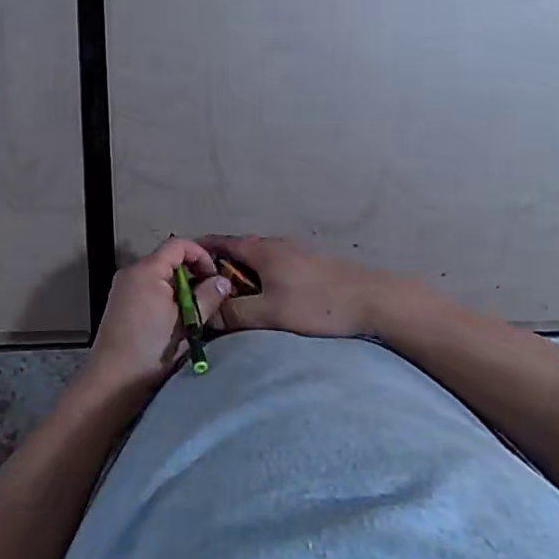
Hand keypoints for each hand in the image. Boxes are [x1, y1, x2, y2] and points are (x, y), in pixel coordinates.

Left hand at [86, 237, 229, 392]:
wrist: (113, 379)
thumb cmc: (151, 349)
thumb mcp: (187, 322)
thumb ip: (208, 297)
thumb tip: (223, 281)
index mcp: (147, 270)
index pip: (178, 244)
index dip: (201, 255)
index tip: (214, 277)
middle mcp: (131, 272)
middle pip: (168, 259)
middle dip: (191, 274)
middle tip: (209, 296)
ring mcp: (122, 286)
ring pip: (158, 275)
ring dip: (179, 288)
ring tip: (193, 311)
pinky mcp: (119, 302)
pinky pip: (147, 287)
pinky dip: (164, 296)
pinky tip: (173, 319)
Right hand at [200, 235, 445, 339]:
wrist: (377, 301)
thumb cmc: (319, 304)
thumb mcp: (270, 314)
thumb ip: (234, 314)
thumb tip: (206, 316)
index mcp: (260, 249)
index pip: (218, 242)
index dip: (197, 252)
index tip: (181, 267)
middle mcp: (275, 245)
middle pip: (236, 252)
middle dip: (217, 271)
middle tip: (204, 294)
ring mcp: (295, 254)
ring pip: (256, 263)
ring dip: (240, 279)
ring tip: (232, 303)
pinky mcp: (311, 267)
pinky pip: (273, 270)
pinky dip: (259, 282)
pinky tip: (265, 303)